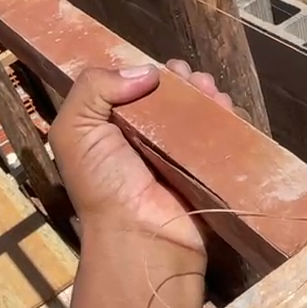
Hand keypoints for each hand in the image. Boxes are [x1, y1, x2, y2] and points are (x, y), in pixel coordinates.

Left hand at [49, 60, 233, 307]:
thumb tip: (146, 71)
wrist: (141, 237)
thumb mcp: (75, 131)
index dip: (154, 74)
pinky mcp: (212, 172)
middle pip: (176, 99)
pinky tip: (229, 111)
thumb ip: (95, 88)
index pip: (138, 91)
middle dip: (188, 82)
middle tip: (194, 80)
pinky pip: (226, 140)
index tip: (167, 70)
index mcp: (116, 130)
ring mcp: (185, 158)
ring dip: (210, 96)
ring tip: (212, 92)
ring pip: (203, 114)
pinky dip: (231, 121)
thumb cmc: (103, 185)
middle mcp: (151, 141)